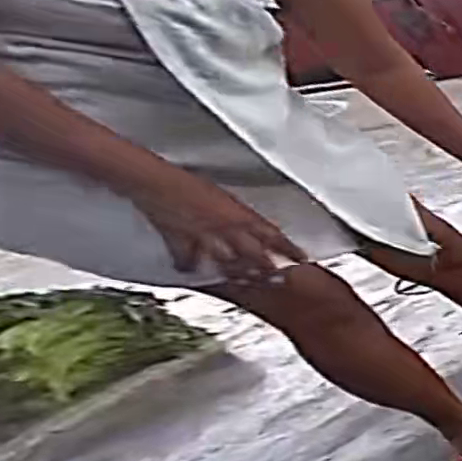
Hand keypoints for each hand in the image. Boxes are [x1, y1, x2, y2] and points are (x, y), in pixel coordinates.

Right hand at [130, 170, 307, 282]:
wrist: (157, 180)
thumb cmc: (195, 186)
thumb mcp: (232, 201)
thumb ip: (246, 218)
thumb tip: (260, 229)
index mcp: (245, 217)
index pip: (277, 238)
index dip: (292, 251)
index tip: (303, 260)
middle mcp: (229, 228)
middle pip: (256, 255)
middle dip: (268, 269)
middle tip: (277, 280)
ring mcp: (205, 235)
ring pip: (228, 261)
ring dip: (236, 273)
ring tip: (241, 280)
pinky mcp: (179, 239)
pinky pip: (187, 258)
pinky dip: (188, 266)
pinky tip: (189, 271)